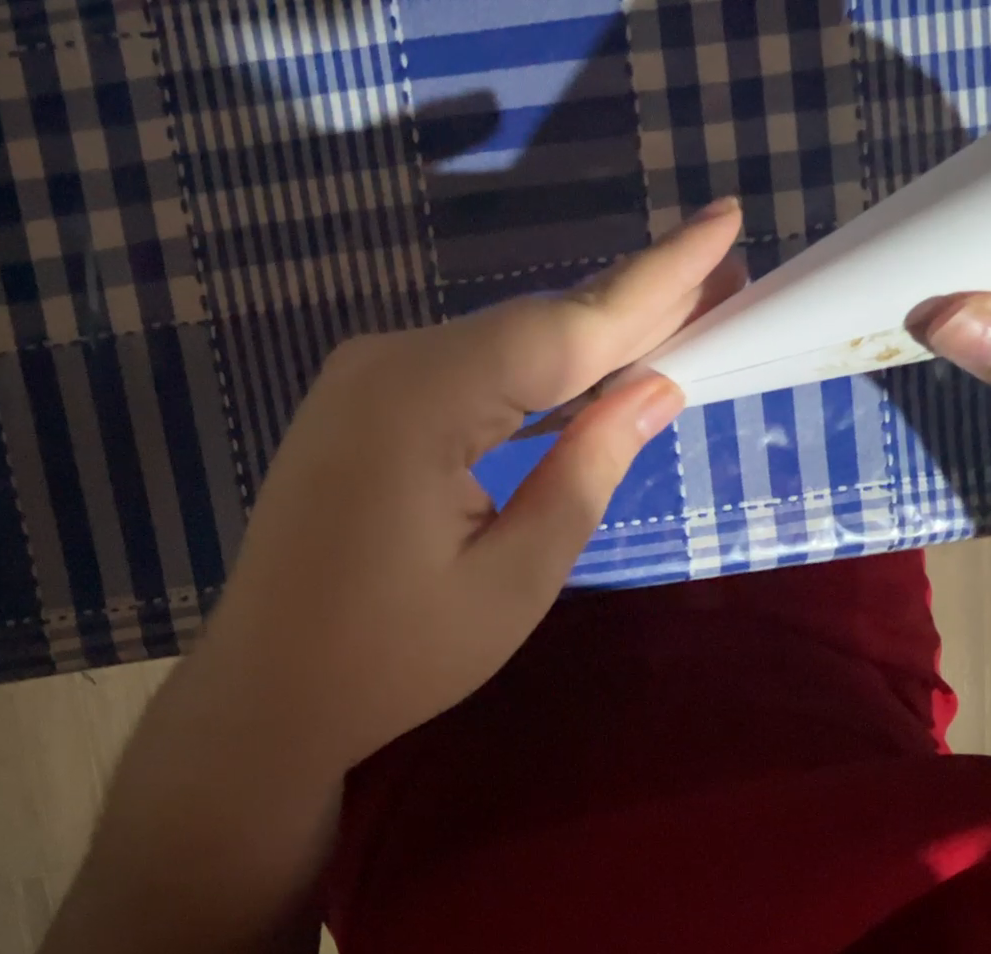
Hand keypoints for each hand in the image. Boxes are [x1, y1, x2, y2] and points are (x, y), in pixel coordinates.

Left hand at [197, 199, 745, 767]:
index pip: (563, 327)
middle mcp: (384, 363)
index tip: (724, 222)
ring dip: (583, 343)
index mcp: (420, 398)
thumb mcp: (513, 578)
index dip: (654, 282)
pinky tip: (581, 375)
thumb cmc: (391, 658)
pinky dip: (529, 377)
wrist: (266, 693)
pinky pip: (461, 376)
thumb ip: (586, 471)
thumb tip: (655, 389)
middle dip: (630, 304)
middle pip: (531, 326)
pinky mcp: (356, 410)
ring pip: (498, 348)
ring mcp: (361, 382)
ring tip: (674, 321)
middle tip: (721, 274)